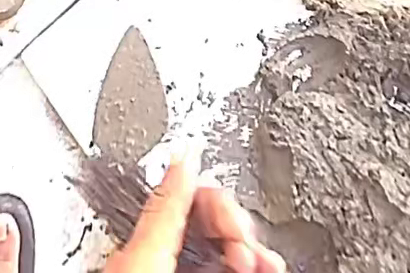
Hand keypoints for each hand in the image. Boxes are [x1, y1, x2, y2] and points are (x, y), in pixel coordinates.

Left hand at [104, 154, 284, 272]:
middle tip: (252, 254)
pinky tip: (259, 270)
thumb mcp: (144, 256)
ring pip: (224, 255)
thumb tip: (186, 150)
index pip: (194, 193)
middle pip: (215, 225)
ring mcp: (174, 272)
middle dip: (242, 233)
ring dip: (252, 255)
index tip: (240, 228)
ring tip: (265, 264)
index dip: (223, 204)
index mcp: (148, 238)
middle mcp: (162, 258)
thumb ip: (167, 204)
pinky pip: (222, 270)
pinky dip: (247, 268)